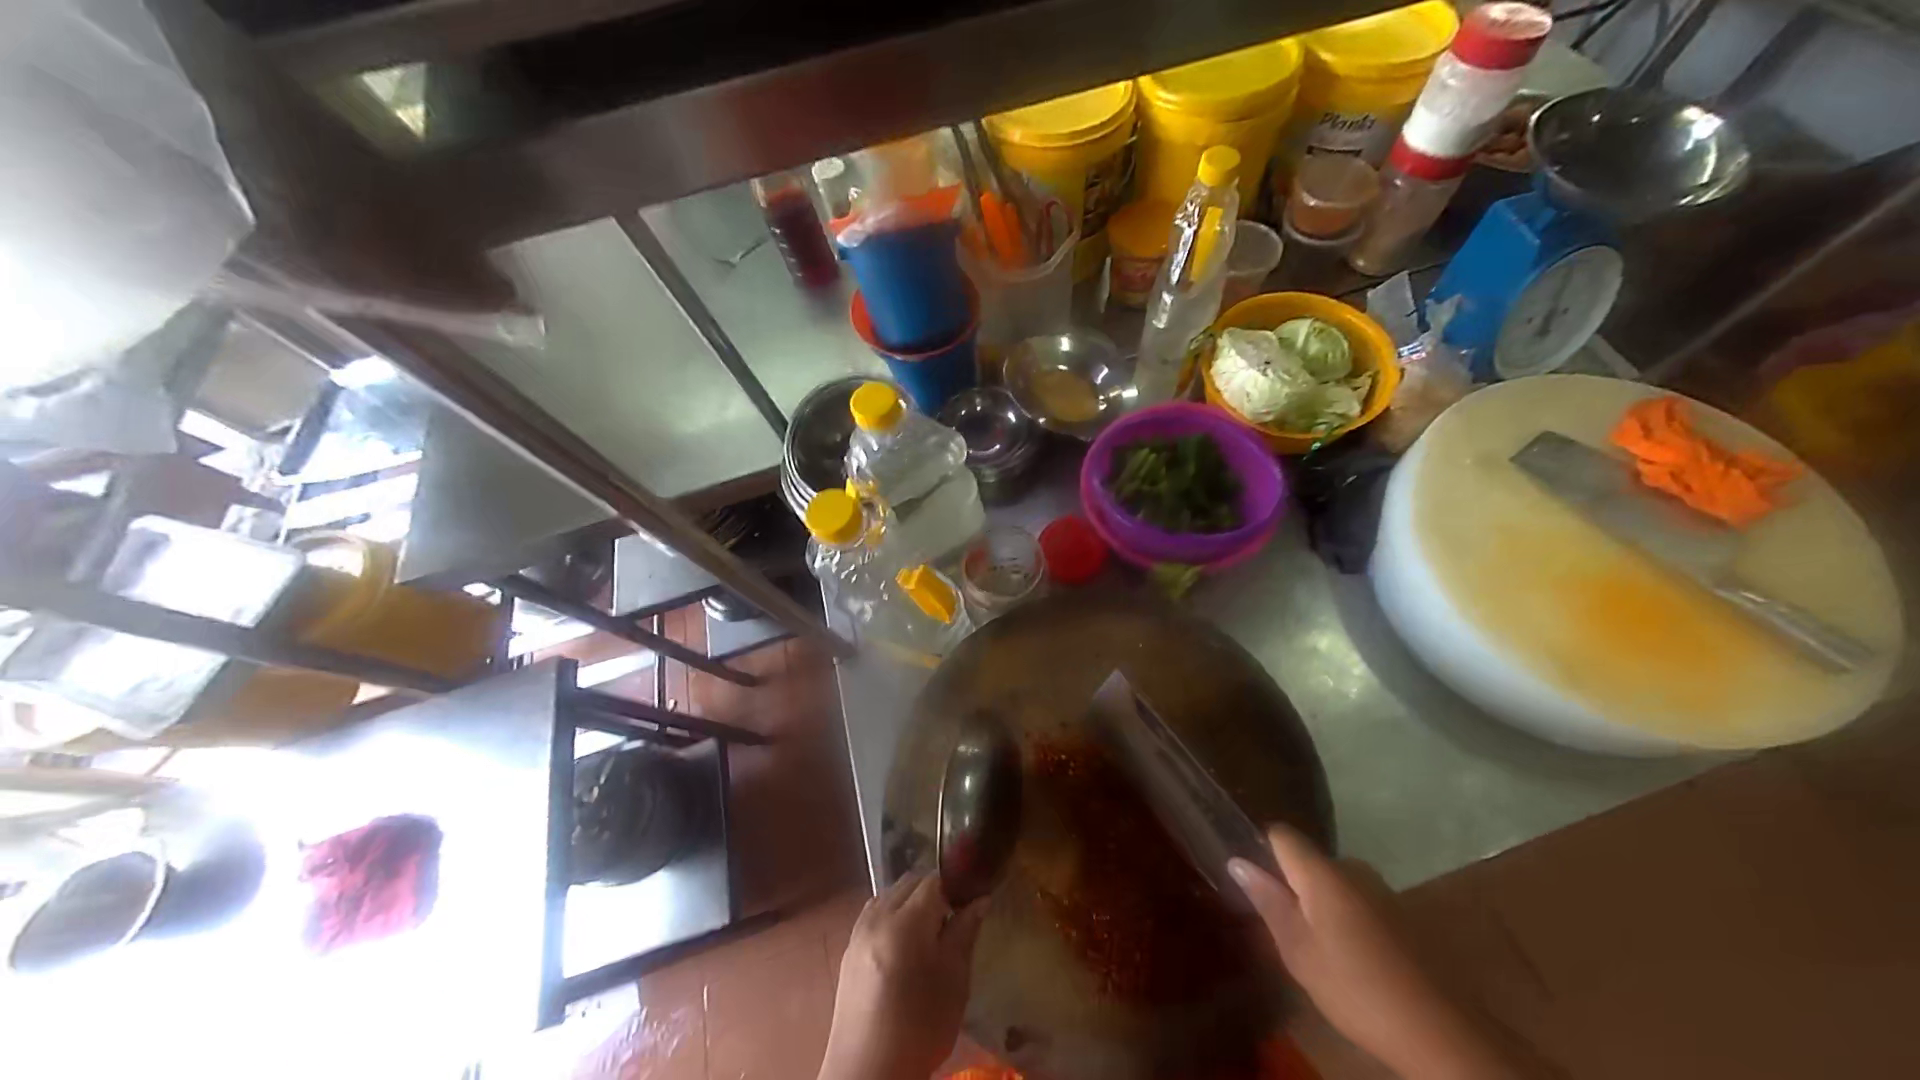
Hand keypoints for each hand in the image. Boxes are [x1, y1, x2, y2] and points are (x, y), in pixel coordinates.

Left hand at [818, 872, 987, 1079]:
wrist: (869, 1072)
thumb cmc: (921, 1027)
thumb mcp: (954, 980)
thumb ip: (965, 932)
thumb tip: (979, 899)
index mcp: (904, 922)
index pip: (933, 880)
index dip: (954, 886)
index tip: (969, 903)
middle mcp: (877, 917)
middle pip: (909, 883)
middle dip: (933, 891)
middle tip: (953, 920)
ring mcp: (858, 931)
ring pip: (890, 894)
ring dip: (911, 901)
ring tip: (929, 934)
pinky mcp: (849, 948)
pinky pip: (874, 913)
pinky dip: (893, 915)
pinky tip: (904, 945)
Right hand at [1229, 826, 1534, 1079]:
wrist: (1442, 1034)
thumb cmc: (1356, 989)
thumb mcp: (1298, 951)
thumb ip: (1269, 902)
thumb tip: (1237, 861)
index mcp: (1324, 872)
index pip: (1282, 835)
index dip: (1262, 850)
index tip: (1254, 882)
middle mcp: (1354, 869)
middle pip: (1310, 860)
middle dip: (1293, 884)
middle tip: (1283, 927)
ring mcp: (1384, 891)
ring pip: (1336, 882)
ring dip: (1322, 904)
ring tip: (1316, 948)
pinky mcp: (1405, 915)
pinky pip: (1360, 901)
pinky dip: (1348, 919)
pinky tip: (1351, 958)